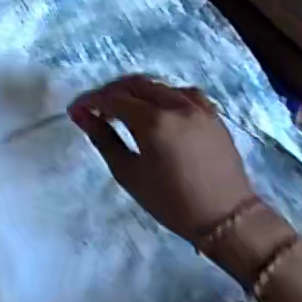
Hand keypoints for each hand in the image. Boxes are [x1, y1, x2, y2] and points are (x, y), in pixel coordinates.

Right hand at [68, 75, 260, 241]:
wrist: (226, 217)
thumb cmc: (171, 202)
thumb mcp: (129, 174)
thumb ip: (104, 139)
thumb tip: (81, 115)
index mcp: (153, 121)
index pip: (113, 98)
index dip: (91, 101)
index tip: (76, 110)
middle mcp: (176, 105)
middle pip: (135, 84)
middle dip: (111, 92)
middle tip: (96, 109)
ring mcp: (198, 107)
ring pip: (158, 85)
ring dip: (136, 92)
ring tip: (123, 111)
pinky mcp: (212, 114)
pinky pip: (181, 92)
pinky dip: (162, 95)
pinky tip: (157, 111)